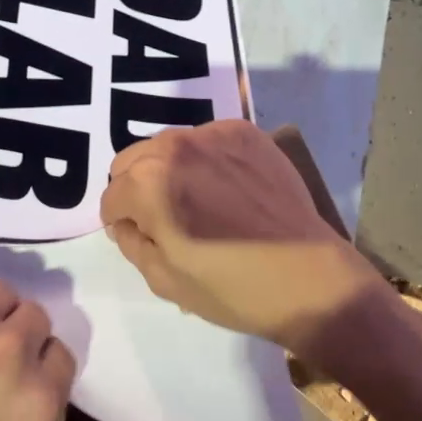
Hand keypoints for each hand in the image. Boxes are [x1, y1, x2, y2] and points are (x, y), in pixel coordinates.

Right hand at [99, 120, 386, 350]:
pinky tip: (229, 190)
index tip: (143, 237)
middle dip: (138, 187)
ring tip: (200, 202)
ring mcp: (212, 134)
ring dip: (171, 169)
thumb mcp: (165, 280)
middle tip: (164, 219)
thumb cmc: (233, 288)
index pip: (112, 197)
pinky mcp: (244, 132)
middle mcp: (175, 146)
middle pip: (132, 159)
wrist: (309, 277)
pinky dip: (208, 160)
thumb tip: (127, 222)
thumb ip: (132, 243)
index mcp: (148, 182)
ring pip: (169, 146)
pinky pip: (207, 140)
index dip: (122, 223)